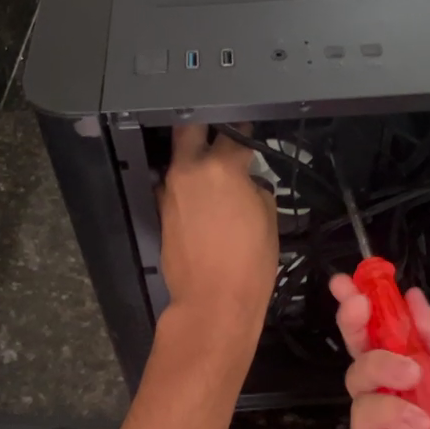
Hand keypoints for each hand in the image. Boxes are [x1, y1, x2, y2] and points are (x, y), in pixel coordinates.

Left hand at [157, 126, 278, 339]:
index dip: (245, 132)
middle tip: (220, 132)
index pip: (235, 135)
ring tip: (212, 168)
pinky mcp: (161, 212)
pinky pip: (173, 187)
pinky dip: (187, 186)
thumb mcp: (268, 218)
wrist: (213, 302)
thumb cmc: (249, 263)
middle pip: (190, 130)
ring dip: (193, 158)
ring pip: (178, 160)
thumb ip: (255, 189)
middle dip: (206, 126)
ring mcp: (170, 191)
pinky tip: (202, 198)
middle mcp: (190, 172)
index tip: (250, 133)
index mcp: (222, 168)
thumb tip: (247, 183)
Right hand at [331, 275, 429, 428]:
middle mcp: (402, 389)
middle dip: (353, 318)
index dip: (372, 304)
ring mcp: (384, 420)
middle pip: (362, 346)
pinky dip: (390, 410)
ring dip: (383, 364)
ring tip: (412, 377)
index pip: (391, 329)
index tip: (354, 280)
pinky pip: (364, 413)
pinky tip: (420, 425)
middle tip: (353, 302)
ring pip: (358, 373)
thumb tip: (412, 299)